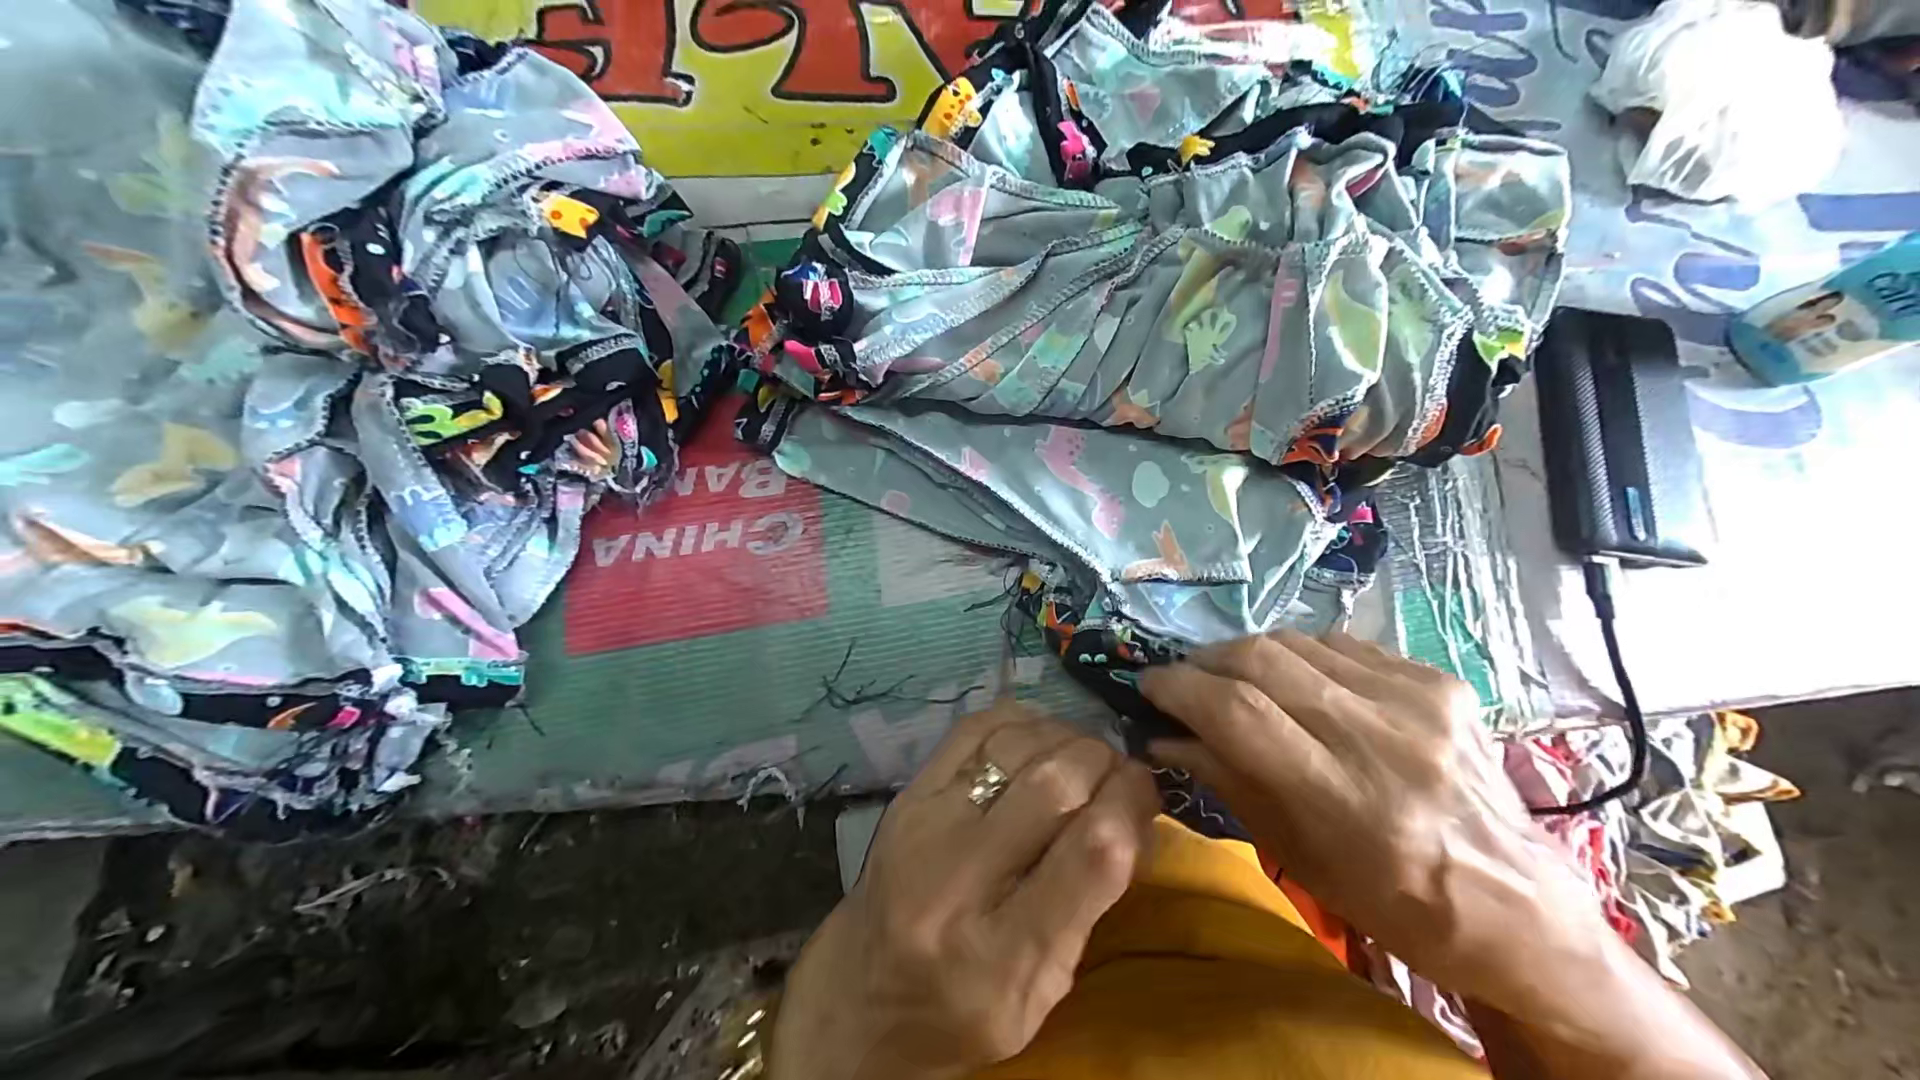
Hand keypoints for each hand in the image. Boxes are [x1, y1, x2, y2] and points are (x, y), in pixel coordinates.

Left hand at [770, 703, 1157, 1079]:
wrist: (859, 994)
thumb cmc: (962, 1008)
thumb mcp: (1042, 993)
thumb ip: (1090, 905)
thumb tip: (1133, 813)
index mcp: (1003, 957)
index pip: (1091, 856)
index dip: (1132, 805)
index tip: (1148, 789)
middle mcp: (957, 881)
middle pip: (1052, 786)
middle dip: (1102, 763)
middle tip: (1117, 768)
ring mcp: (924, 826)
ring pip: (1014, 746)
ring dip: (1065, 737)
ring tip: (1082, 752)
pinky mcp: (908, 794)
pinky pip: (973, 729)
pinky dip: (1020, 721)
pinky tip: (1040, 735)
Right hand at [1140, 630, 1611, 1018]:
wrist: (1520, 909)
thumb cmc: (1395, 903)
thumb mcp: (1297, 857)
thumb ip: (1227, 782)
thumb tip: (1162, 738)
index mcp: (1348, 799)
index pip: (1238, 711)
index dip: (1179, 688)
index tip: (1147, 685)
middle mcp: (1386, 737)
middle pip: (1263, 660)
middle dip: (1204, 662)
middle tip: (1181, 678)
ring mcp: (1420, 700)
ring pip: (1297, 641)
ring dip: (1246, 653)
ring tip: (1229, 677)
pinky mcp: (1440, 681)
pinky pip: (1341, 645)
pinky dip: (1299, 656)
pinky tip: (1293, 681)